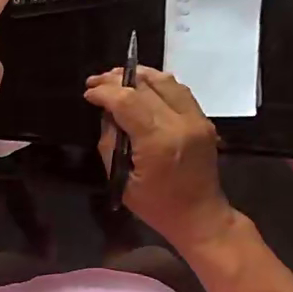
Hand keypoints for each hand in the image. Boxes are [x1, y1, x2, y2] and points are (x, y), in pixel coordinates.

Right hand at [84, 66, 236, 249]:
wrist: (200, 216)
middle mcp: (180, 123)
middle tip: (96, 82)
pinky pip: (178, 91)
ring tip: (117, 78)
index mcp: (158, 142)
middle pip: (145, 85)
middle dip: (116, 80)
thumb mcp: (121, 178)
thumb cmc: (156, 206)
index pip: (126, 101)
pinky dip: (157, 84)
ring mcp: (196, 119)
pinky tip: (141, 88)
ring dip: (138, 75)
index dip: (104, 92)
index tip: (88, 93)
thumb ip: (110, 141)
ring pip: (165, 81)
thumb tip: (107, 113)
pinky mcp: (203, 120)